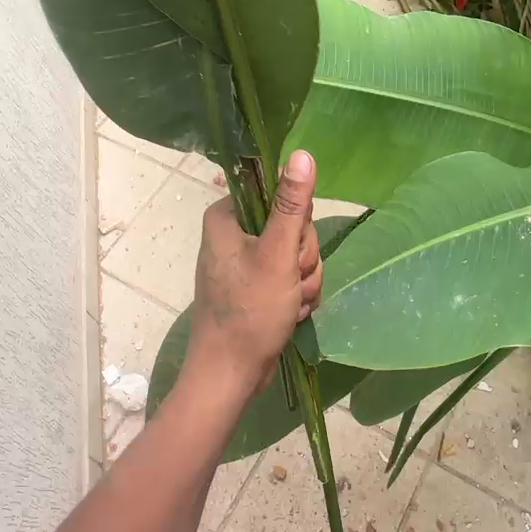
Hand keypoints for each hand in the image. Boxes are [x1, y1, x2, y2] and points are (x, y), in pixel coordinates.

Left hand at [185, 150, 323, 400]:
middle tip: (291, 282)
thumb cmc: (249, 312)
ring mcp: (244, 263)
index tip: (290, 248)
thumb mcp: (277, 254)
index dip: (296, 223)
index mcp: (227, 218)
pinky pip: (291, 277)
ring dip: (302, 281)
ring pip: (296, 255)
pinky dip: (296, 296)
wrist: (230, 377)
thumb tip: (302, 154)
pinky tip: (290, 313)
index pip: (279, 196)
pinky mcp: (255, 287)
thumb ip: (292, 205)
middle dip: (301, 259)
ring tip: (289, 304)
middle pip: (292, 227)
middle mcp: (233, 235)